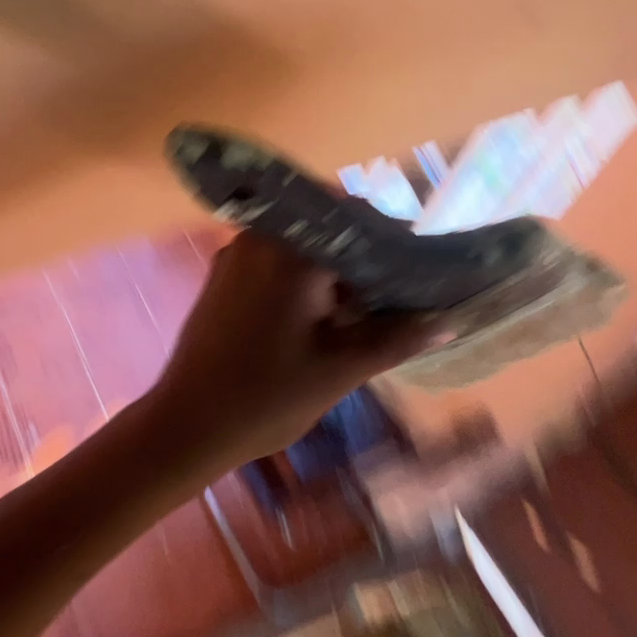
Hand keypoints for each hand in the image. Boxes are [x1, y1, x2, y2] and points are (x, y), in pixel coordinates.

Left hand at [138, 231, 434, 472]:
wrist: (188, 422)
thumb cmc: (268, 396)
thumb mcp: (341, 369)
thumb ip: (396, 337)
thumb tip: (449, 321)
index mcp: (291, 250)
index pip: (352, 214)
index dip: (387, 235)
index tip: (412, 267)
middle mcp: (259, 238)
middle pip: (322, 226)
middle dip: (358, 253)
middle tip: (389, 291)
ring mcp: (235, 255)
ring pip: (295, 242)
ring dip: (328, 266)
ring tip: (359, 306)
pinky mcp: (221, 276)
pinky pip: (270, 259)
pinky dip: (298, 275)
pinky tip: (317, 313)